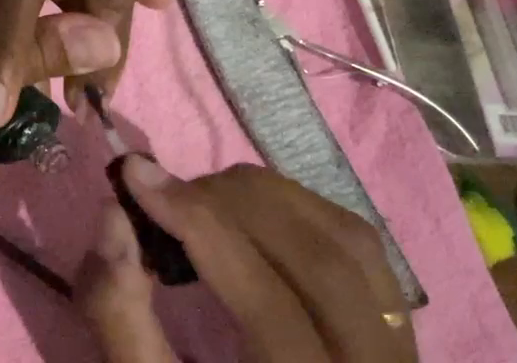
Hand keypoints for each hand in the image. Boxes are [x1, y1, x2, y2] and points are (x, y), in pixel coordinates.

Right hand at [79, 162, 417, 362]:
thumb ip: (118, 313)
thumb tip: (113, 213)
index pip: (268, 304)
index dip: (199, 226)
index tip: (134, 172)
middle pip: (319, 262)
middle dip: (228, 205)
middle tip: (162, 193)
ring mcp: (403, 356)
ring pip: (348, 241)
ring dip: (266, 200)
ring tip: (199, 201)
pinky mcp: (399, 330)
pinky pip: (361, 247)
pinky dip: (299, 211)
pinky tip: (247, 216)